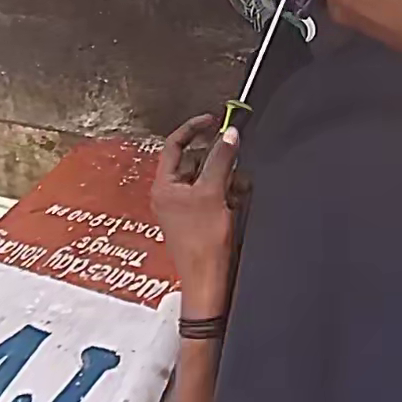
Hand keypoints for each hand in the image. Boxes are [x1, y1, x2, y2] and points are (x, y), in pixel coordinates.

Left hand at [152, 115, 238, 316]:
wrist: (209, 281)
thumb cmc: (202, 245)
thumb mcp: (213, 193)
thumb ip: (221, 159)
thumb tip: (229, 134)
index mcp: (164, 186)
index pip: (175, 144)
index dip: (194, 128)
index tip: (213, 120)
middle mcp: (171, 194)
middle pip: (196, 160)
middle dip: (218, 160)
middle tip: (233, 162)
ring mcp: (185, 206)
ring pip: (209, 177)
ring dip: (226, 178)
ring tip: (236, 190)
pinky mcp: (200, 217)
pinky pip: (215, 193)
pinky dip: (228, 193)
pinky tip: (237, 202)